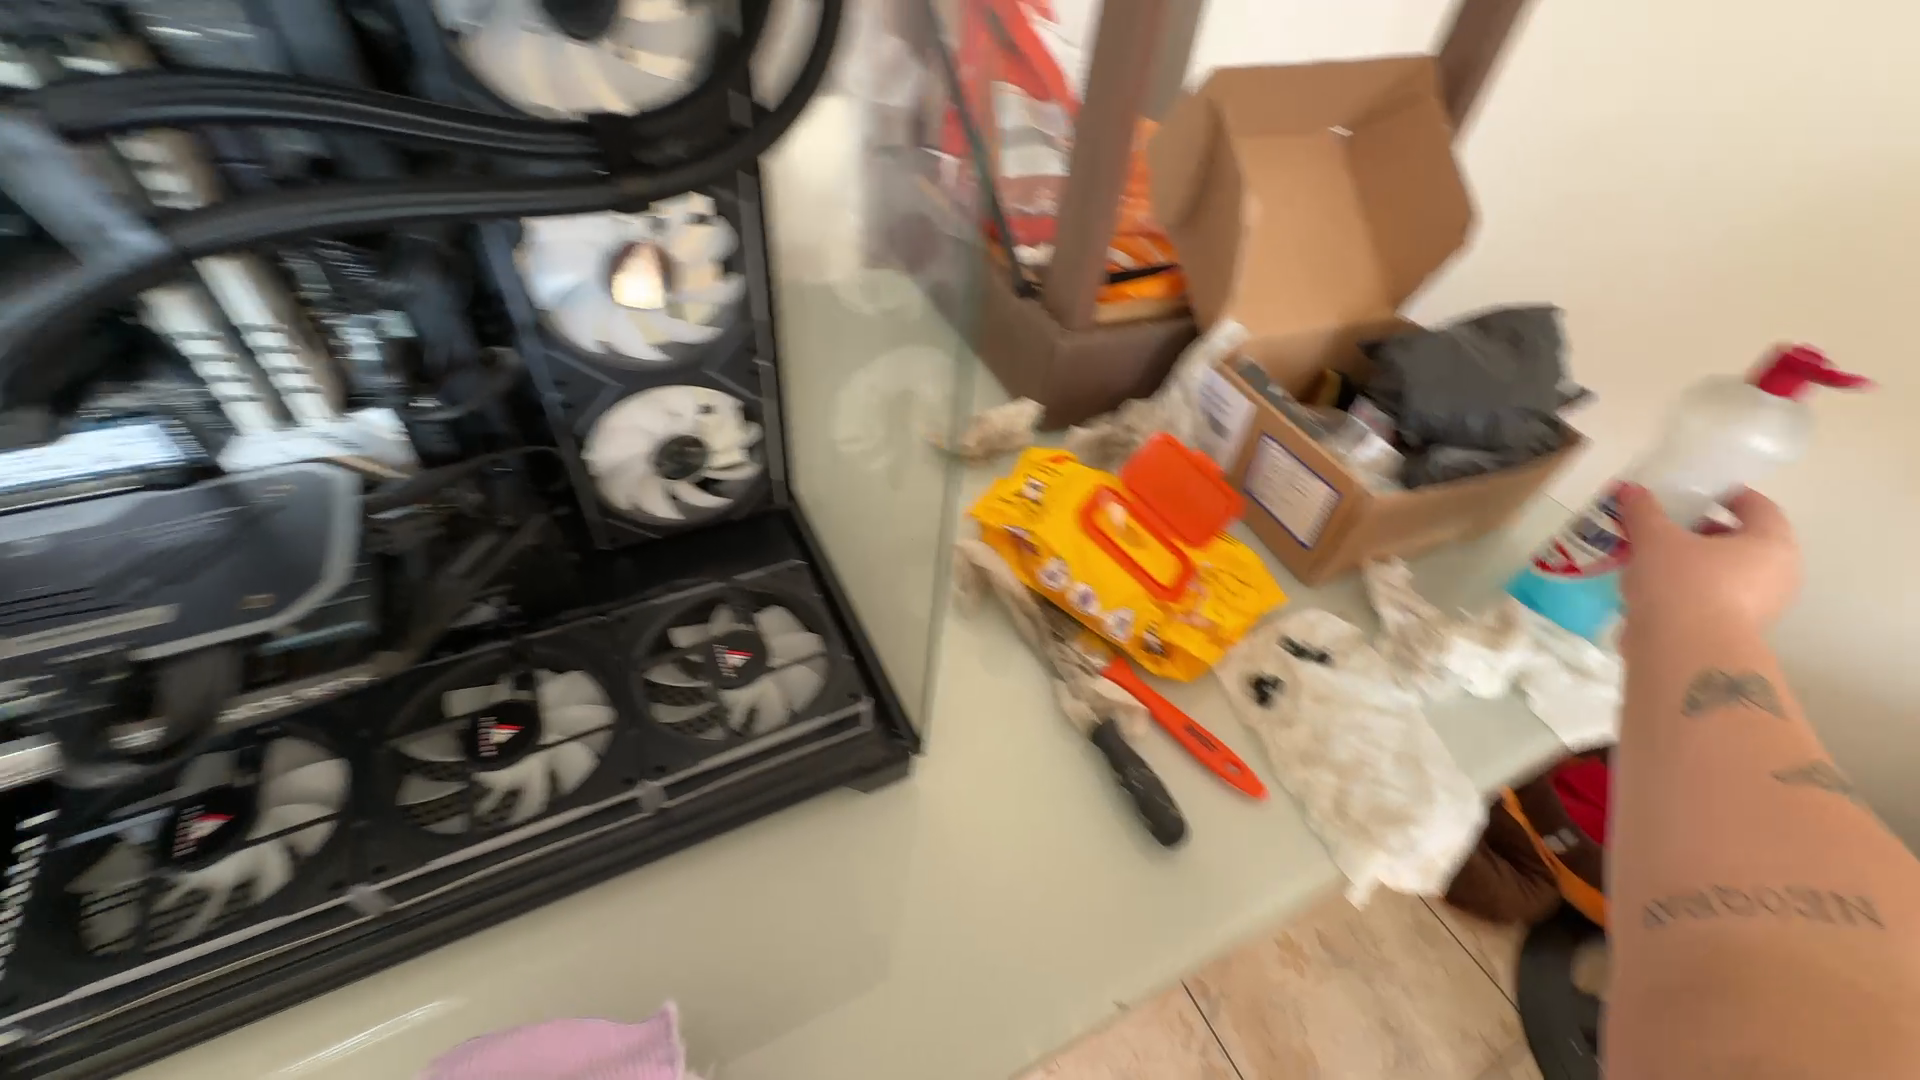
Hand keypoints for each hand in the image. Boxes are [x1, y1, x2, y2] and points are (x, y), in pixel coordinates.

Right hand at [1617, 484, 1800, 639]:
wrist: (1685, 648)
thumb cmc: (1682, 582)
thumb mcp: (1655, 538)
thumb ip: (1644, 511)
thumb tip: (1631, 489)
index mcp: (1771, 543)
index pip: (1758, 507)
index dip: (1728, 495)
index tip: (1696, 492)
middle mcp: (1778, 572)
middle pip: (1743, 540)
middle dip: (1704, 531)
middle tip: (1666, 526)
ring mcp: (1762, 605)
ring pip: (1727, 571)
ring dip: (1694, 562)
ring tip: (1651, 558)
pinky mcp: (1736, 629)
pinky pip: (1714, 597)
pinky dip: (1688, 588)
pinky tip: (1653, 588)